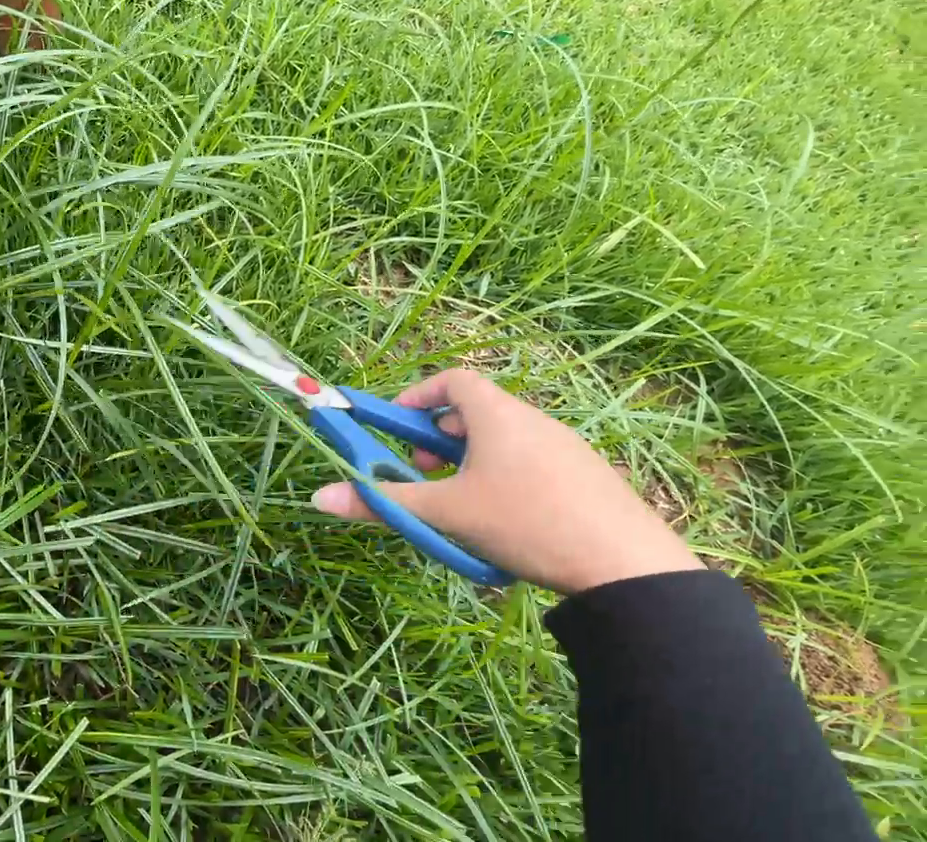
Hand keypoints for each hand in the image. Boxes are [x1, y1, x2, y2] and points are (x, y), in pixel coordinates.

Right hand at [311, 368, 702, 593]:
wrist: (631, 571)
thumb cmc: (526, 523)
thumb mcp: (446, 513)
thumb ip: (382, 502)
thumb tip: (319, 496)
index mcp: (498, 416)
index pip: (452, 380)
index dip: (417, 395)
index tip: (396, 424)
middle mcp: (534, 422)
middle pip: (475, 411)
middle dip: (437, 437)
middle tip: (423, 470)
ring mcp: (568, 449)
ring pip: (504, 439)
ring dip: (469, 459)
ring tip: (459, 499)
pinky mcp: (590, 479)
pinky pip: (532, 461)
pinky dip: (503, 475)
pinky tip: (503, 520)